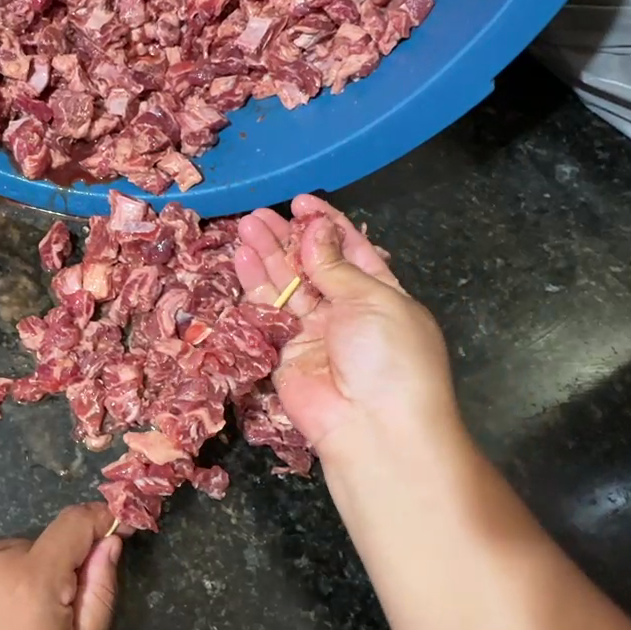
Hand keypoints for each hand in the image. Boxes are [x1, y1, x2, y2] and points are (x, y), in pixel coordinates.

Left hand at [0, 503, 122, 629]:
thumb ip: (100, 594)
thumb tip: (110, 542)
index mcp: (30, 580)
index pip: (75, 522)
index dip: (102, 520)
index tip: (120, 531)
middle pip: (47, 543)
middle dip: (61, 569)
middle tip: (56, 619)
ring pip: (19, 551)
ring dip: (30, 573)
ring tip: (18, 626)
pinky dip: (2, 577)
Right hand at [233, 194, 456, 453]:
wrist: (373, 426)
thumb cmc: (389, 356)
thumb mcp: (373, 299)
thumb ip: (336, 266)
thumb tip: (314, 231)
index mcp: (380, 294)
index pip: (350, 251)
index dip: (326, 226)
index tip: (300, 202)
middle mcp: (345, 310)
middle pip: (312, 265)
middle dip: (288, 237)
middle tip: (261, 213)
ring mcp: (313, 331)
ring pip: (285, 284)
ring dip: (266, 254)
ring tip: (246, 225)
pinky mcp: (283, 350)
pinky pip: (267, 311)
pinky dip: (253, 284)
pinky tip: (241, 257)